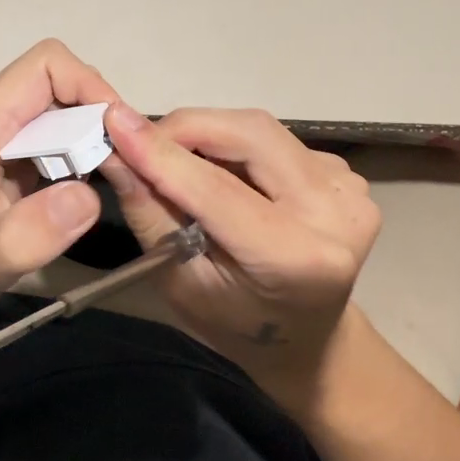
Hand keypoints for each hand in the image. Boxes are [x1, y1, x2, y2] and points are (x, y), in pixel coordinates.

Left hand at [0, 40, 119, 305]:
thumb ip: (34, 232)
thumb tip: (87, 195)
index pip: (47, 64)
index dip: (88, 85)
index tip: (117, 129)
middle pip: (61, 77)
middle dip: (97, 109)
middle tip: (122, 156)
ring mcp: (5, 125)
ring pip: (64, 100)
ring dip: (93, 128)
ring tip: (112, 169)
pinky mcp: (16, 143)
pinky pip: (59, 125)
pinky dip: (83, 144)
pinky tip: (90, 179)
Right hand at [99, 104, 381, 392]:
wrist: (307, 339)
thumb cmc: (236, 323)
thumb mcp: (181, 282)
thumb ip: (149, 214)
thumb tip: (113, 153)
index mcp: (298, 259)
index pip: (217, 188)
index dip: (160, 153)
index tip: (112, 122)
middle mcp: (336, 213)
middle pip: (248, 134)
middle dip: (184, 129)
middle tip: (138, 141)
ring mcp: (347, 187)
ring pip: (258, 129)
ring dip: (205, 134)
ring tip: (175, 162)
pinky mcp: (342, 172)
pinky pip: (271, 139)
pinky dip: (230, 145)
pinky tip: (220, 174)